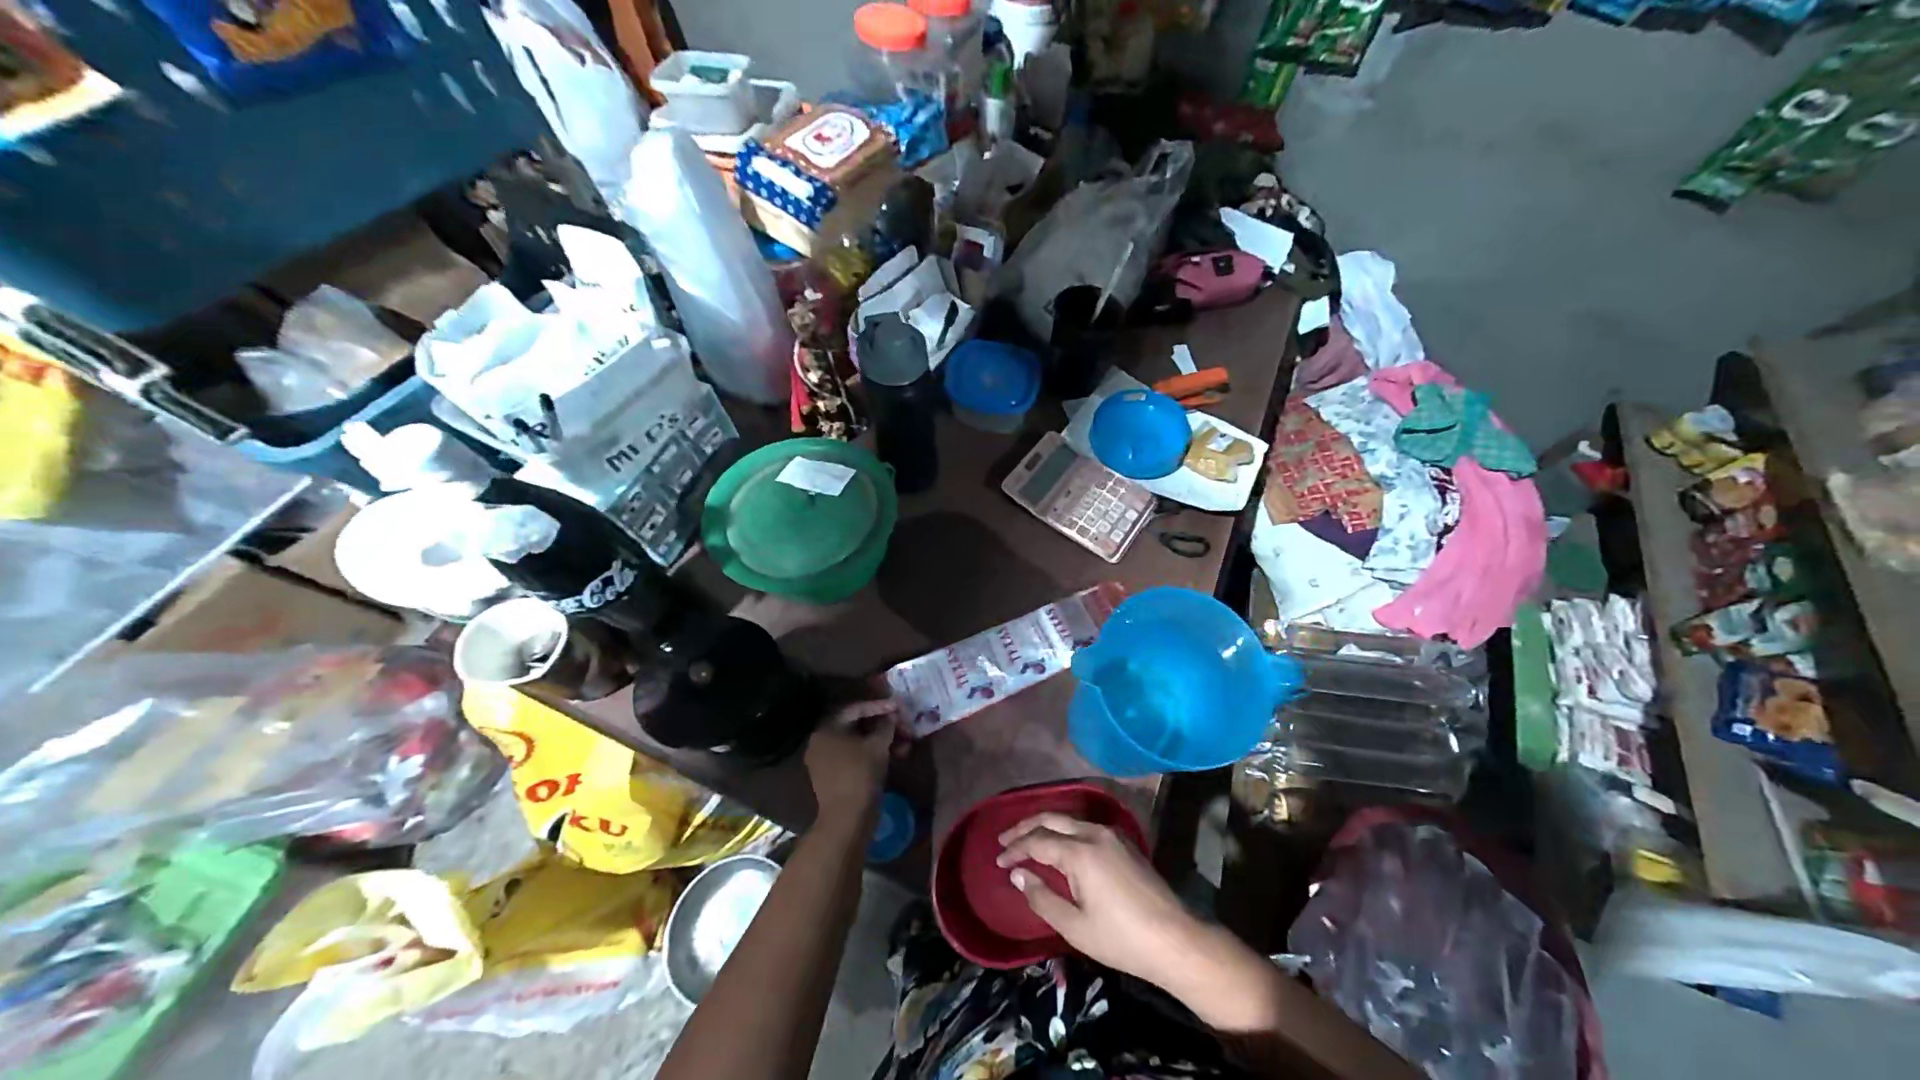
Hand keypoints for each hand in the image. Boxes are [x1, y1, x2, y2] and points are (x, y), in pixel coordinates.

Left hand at [804, 699, 900, 827]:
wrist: (847, 819)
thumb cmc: (861, 774)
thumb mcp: (878, 746)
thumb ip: (886, 725)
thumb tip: (891, 715)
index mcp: (826, 729)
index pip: (855, 709)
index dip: (879, 706)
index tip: (899, 707)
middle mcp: (820, 741)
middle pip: (856, 726)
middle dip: (883, 726)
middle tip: (903, 727)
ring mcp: (824, 760)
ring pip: (857, 743)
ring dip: (881, 742)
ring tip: (903, 746)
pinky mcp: (831, 776)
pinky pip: (853, 757)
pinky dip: (871, 754)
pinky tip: (892, 757)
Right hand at [996, 813, 1205, 985]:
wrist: (1175, 940)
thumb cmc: (1120, 938)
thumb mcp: (1074, 926)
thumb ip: (1041, 897)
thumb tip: (1018, 874)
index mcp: (1080, 851)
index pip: (1037, 840)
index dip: (1015, 849)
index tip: (997, 861)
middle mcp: (1094, 833)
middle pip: (1051, 819)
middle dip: (1025, 828)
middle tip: (1004, 840)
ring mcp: (1112, 835)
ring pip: (1070, 821)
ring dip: (1045, 827)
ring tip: (1026, 840)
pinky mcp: (1125, 843)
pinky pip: (1085, 827)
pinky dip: (1064, 831)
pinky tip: (1059, 845)